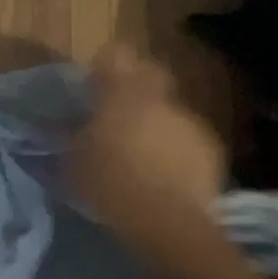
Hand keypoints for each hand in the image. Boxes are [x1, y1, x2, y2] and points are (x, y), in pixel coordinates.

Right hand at [70, 44, 226, 256]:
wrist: (168, 224)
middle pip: (149, 77)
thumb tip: (67, 127)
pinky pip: (188, 140)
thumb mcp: (73, 161)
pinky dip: (178, 151)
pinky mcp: (211, 149)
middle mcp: (158, 98)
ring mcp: (189, 121)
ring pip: (169, 112)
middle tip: (121, 116)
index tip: (97, 80)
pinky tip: (169, 175)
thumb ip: (71, 136)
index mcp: (122, 92)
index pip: (115, 54)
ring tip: (146, 155)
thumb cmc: (111, 184)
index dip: (107, 63)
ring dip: (158, 125)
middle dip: (137, 91)